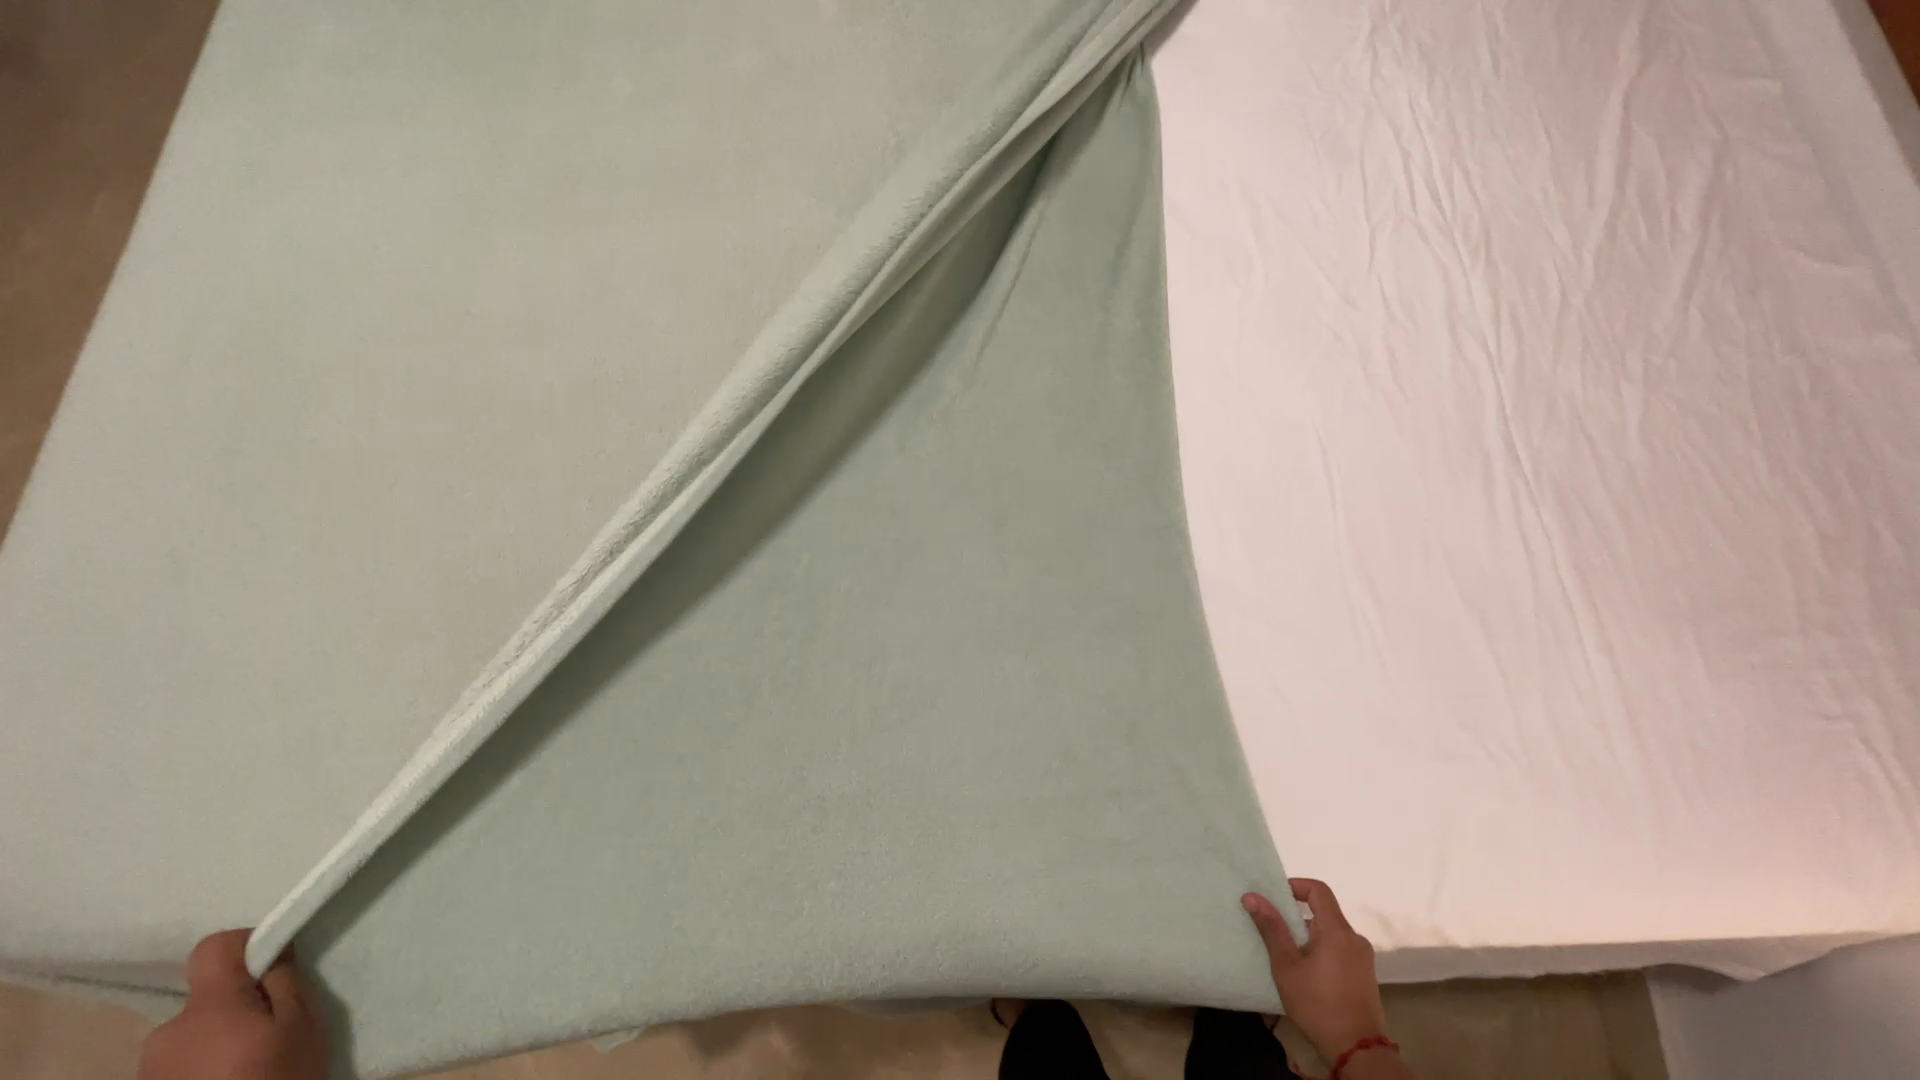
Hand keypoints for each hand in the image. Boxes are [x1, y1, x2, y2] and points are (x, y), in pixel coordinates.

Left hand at [138, 929, 329, 1079]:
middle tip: (277, 1029)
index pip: (214, 948)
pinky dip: (209, 1064)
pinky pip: (184, 1061)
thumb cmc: (278, 1078)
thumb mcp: (303, 1026)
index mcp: (207, 1008)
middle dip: (242, 1004)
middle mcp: (166, 1032)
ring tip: (255, 1065)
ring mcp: (150, 1069)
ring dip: (223, 1038)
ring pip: (196, 1032)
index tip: (277, 966)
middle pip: (208, 997)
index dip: (248, 945)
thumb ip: (284, 982)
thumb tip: (271, 950)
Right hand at [1242, 879, 1387, 1061]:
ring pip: (1331, 934)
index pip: (1319, 890)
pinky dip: (1321, 952)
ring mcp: (1363, 958)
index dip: (1296, 886)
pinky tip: (1307, 974)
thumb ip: (1271, 929)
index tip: (1275, 898)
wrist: (1357, 1050)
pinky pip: (1340, 950)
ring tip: (1287, 957)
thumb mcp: (1286, 966)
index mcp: (1337, 931)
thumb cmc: (1317, 1004)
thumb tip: (1252, 896)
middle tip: (1274, 933)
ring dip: (1308, 937)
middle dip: (1297, 918)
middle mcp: (1355, 938)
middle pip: (1324, 913)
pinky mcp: (1364, 976)